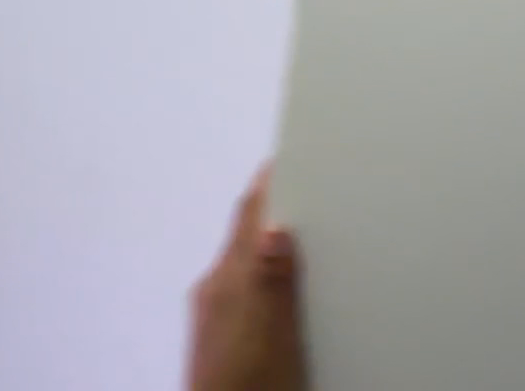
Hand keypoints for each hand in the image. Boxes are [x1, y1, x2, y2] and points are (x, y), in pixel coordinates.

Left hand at [186, 167, 307, 390]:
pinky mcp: (215, 339)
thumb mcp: (275, 338)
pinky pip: (244, 284)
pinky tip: (286, 285)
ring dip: (270, 239)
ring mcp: (211, 315)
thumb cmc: (255, 385)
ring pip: (244, 259)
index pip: (249, 214)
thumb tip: (275, 224)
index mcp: (229, 279)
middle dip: (274, 208)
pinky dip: (265, 269)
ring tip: (308, 232)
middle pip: (246, 233)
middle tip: (313, 189)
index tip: (296, 156)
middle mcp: (214, 288)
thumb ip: (274, 279)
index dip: (270, 182)